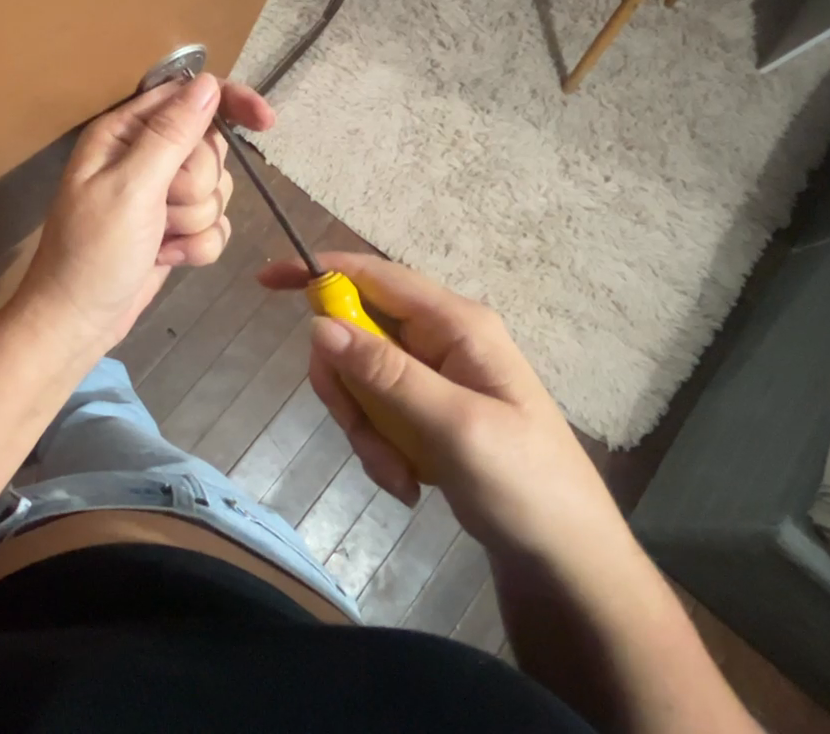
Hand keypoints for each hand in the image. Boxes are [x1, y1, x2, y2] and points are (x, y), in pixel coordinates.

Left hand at [17, 73, 274, 351]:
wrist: (79, 320)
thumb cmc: (93, 251)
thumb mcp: (130, 187)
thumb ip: (171, 134)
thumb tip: (209, 83)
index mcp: (124, 134)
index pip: (187, 97)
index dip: (229, 103)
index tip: (265, 121)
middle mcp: (144, 157)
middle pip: (210, 149)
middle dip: (197, 186)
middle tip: (162, 208)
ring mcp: (161, 196)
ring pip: (217, 191)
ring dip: (194, 221)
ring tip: (157, 238)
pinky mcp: (174, 230)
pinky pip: (215, 226)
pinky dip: (197, 246)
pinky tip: (166, 257)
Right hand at [258, 253, 626, 566]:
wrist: (563, 557)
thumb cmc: (526, 485)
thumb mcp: (455, 426)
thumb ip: (386, 373)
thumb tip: (318, 324)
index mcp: (456, 325)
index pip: (373, 276)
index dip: (317, 272)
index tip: (266, 282)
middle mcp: (440, 339)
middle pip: (354, 333)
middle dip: (345, 386)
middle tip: (357, 429)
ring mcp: (431, 376)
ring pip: (357, 378)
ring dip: (363, 427)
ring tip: (398, 473)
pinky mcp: (424, 409)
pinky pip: (372, 411)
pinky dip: (376, 446)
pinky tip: (406, 480)